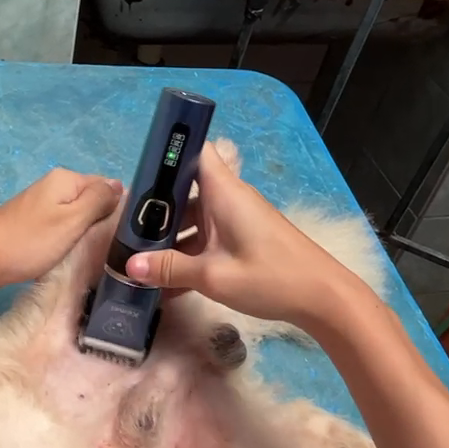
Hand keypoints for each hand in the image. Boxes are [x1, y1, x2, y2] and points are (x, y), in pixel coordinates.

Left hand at [0, 168, 120, 295]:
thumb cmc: (30, 241)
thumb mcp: (73, 221)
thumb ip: (99, 200)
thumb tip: (120, 185)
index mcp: (66, 179)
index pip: (107, 186)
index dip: (117, 209)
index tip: (123, 235)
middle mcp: (53, 185)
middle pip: (91, 200)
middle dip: (100, 221)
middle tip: (107, 248)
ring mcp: (40, 203)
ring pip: (76, 215)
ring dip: (84, 232)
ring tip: (89, 253)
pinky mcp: (31, 222)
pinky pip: (61, 225)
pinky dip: (67, 239)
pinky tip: (67, 254)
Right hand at [125, 147, 367, 329]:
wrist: (323, 298)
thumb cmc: (270, 276)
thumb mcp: (213, 276)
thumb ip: (169, 269)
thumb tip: (129, 266)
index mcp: (223, 191)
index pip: (194, 150)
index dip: (166, 151)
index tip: (137, 171)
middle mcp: (228, 198)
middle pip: (184, 190)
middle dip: (155, 209)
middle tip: (124, 229)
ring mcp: (237, 219)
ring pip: (194, 218)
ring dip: (170, 238)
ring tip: (139, 260)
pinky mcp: (243, 239)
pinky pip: (207, 238)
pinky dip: (188, 253)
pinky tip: (167, 283)